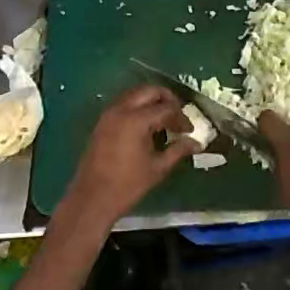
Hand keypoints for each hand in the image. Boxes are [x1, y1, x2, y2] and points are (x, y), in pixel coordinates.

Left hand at [63, 86, 197, 225]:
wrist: (93, 198)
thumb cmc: (128, 185)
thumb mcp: (158, 168)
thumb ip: (178, 150)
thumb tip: (196, 143)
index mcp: (136, 120)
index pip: (166, 108)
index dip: (181, 118)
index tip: (189, 131)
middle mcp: (121, 110)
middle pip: (149, 91)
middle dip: (167, 100)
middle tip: (178, 116)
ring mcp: (109, 114)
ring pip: (135, 94)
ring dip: (151, 102)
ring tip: (164, 121)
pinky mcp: (102, 122)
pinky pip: (124, 104)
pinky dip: (138, 107)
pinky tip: (146, 126)